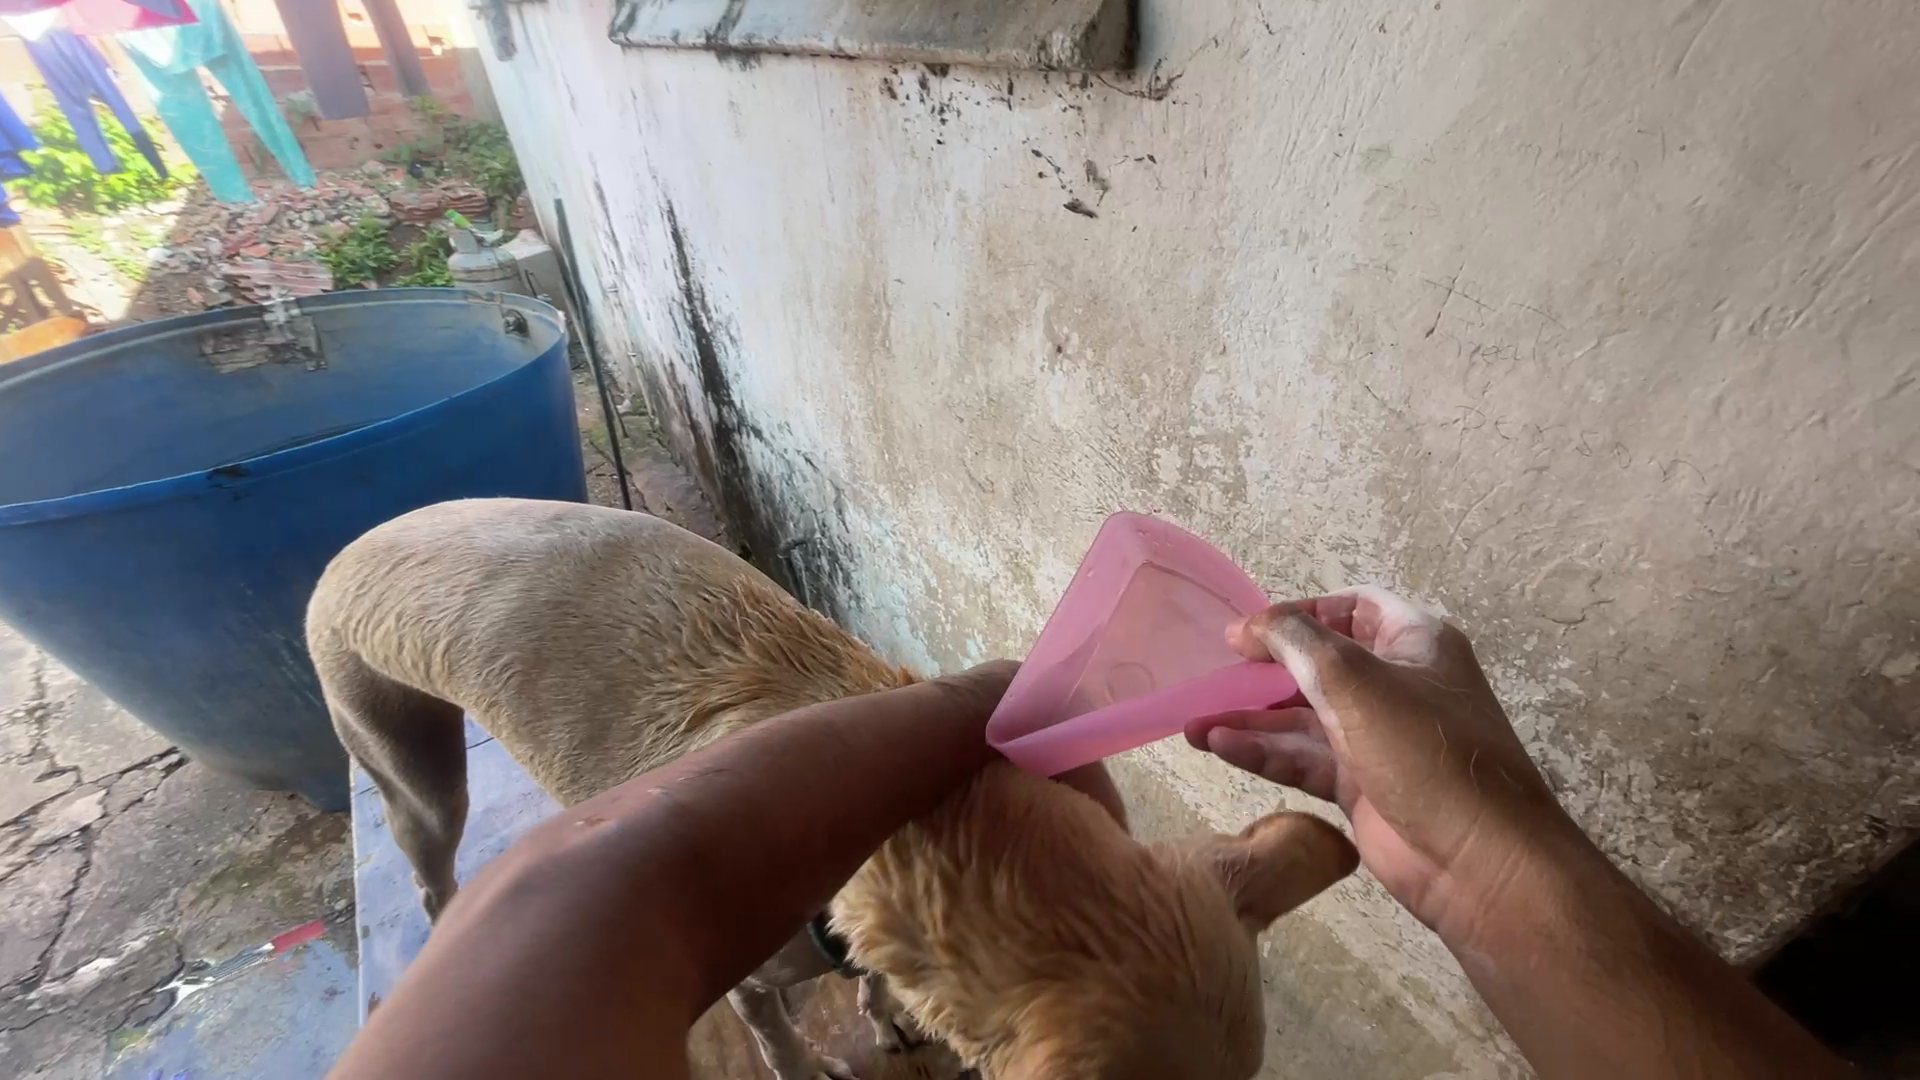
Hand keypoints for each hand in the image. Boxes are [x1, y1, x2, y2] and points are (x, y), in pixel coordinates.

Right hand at [1185, 587, 1578, 942]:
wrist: (1479, 862)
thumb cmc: (1420, 748)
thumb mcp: (1351, 675)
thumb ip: (1292, 639)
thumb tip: (1245, 626)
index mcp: (1413, 645)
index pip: (1350, 608)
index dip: (1300, 612)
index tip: (1251, 629)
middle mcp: (1393, 685)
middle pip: (1315, 664)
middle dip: (1262, 670)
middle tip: (1215, 674)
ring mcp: (1374, 737)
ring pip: (1300, 716)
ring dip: (1249, 718)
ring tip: (1193, 723)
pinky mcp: (1357, 783)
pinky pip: (1300, 757)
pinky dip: (1261, 751)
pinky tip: (1218, 746)